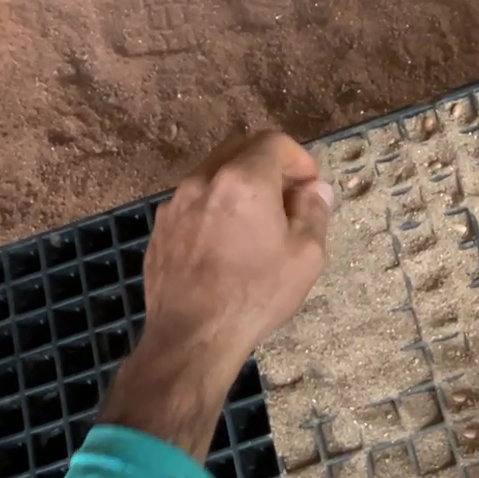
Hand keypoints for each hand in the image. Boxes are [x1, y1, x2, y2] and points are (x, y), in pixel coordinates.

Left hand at [100, 132, 331, 455]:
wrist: (193, 335)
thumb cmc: (257, 294)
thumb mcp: (306, 256)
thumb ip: (315, 212)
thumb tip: (316, 190)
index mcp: (245, 180)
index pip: (275, 142)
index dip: (300, 159)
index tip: (310, 188)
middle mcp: (206, 179)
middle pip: (242, 148)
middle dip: (271, 166)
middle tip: (290, 199)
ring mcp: (177, 202)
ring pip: (216, 172)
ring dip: (243, 185)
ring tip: (260, 223)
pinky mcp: (162, 226)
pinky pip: (196, 200)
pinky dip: (218, 205)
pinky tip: (229, 243)